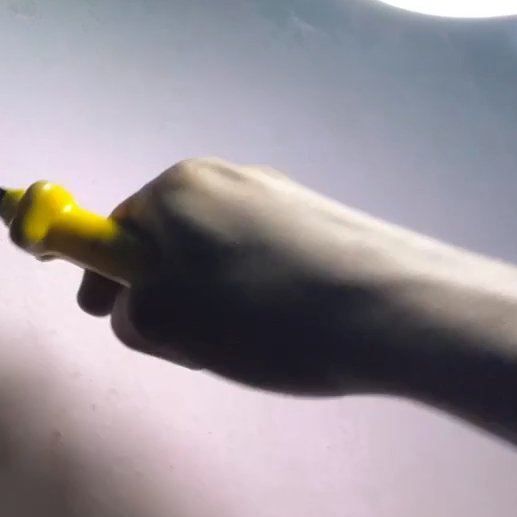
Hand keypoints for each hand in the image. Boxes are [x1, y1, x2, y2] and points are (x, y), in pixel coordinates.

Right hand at [75, 159, 494, 395]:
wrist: (414, 317)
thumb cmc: (263, 314)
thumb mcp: (162, 325)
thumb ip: (124, 312)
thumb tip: (139, 306)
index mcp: (173, 188)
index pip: (111, 228)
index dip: (101, 274)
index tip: (102, 311)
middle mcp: (222, 176)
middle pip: (162, 237)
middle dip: (158, 286)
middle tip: (178, 338)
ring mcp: (280, 193)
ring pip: (211, 249)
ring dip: (203, 291)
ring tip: (238, 340)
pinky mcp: (327, 217)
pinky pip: (259, 254)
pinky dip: (251, 288)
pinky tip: (282, 327)